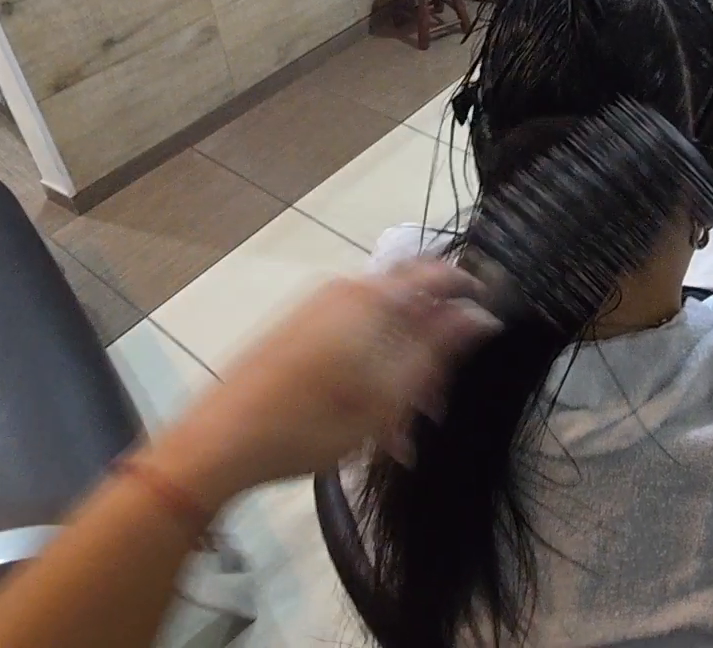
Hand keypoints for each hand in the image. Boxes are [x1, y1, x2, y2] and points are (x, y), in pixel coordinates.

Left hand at [150, 261, 499, 505]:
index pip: (437, 272)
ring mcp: (318, 308)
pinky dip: (371, 372)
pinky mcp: (300, 329)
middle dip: (431, 350)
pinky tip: (369, 421)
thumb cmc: (311, 421)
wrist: (219, 440)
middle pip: (408, 306)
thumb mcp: (387, 393)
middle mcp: (345, 291)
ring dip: (401, 372)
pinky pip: (353, 339)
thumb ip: (439, 348)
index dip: (471, 290)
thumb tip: (482, 316)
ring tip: (400, 431)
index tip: (493, 320)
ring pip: (381, 330)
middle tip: (437, 403)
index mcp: (370, 296)